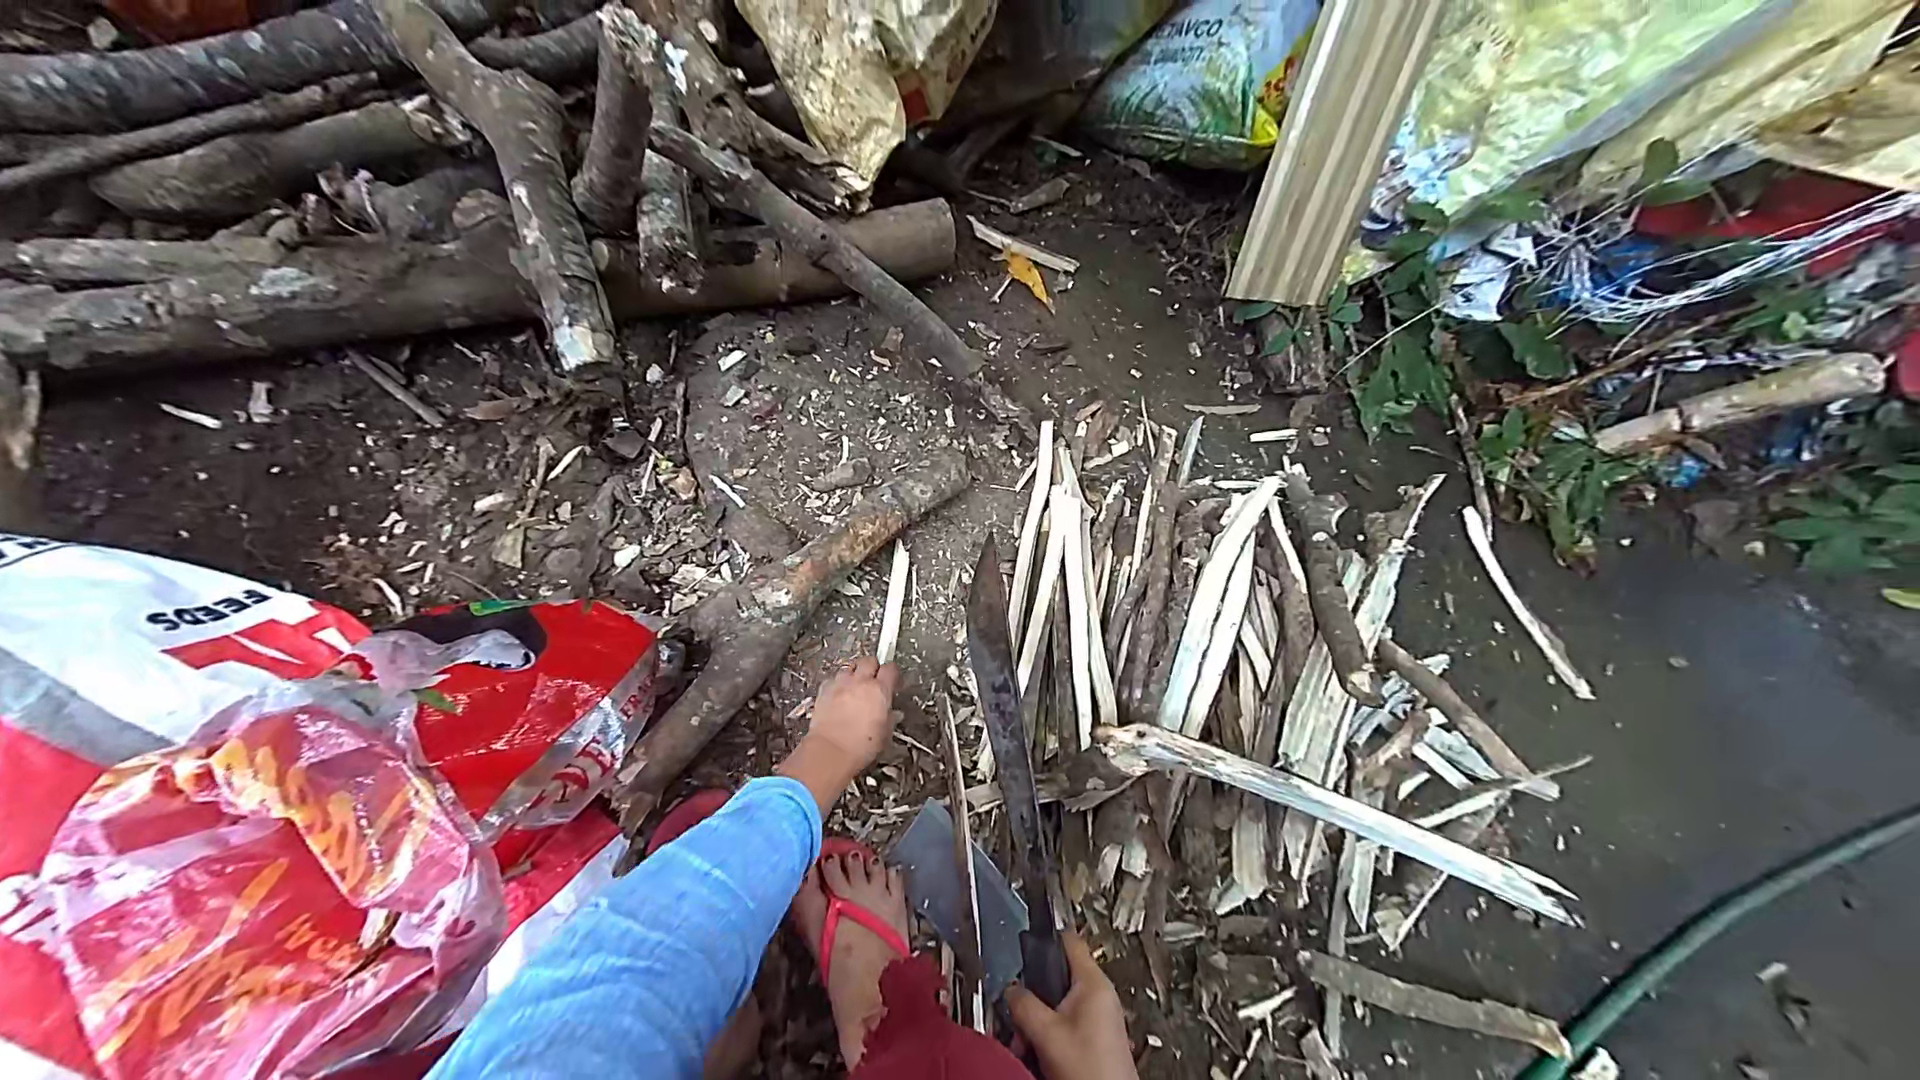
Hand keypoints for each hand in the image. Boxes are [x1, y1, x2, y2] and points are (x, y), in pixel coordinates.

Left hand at [777, 657, 899, 813]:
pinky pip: (833, 678)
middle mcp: (861, 682)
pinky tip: (839, 695)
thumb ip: (889, 718)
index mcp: (880, 691)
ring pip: (850, 666)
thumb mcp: (884, 734)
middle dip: (873, 667)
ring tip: (855, 686)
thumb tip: (892, 713)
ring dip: (855, 673)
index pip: (891, 669)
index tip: (892, 681)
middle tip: (874, 680)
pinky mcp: (825, 690)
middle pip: (869, 660)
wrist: (830, 752)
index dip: (892, 674)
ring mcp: (841, 684)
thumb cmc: (859, 747)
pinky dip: (838, 684)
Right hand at [1006, 932, 1137, 1079]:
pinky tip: (1037, 1052)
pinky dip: (1048, 1033)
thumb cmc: (1091, 1072)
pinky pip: (1064, 1023)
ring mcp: (1098, 1017)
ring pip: (1057, 1003)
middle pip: (1057, 976)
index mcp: (1092, 983)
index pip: (1068, 940)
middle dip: (1033, 995)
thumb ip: (1023, 1004)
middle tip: (1019, 1013)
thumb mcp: (1047, 1033)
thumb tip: (1010, 989)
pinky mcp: (1094, 1038)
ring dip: (1036, 1019)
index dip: (1046, 936)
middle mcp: (1098, 995)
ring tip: (1025, 1040)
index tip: (1026, 940)